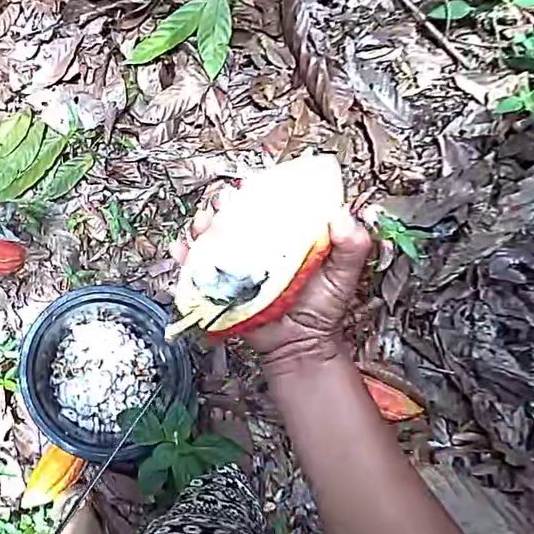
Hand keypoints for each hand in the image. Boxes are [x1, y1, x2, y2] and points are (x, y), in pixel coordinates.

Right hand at [170, 186, 373, 375]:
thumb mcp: (344, 274)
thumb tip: (341, 216)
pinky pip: (195, 271)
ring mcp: (235, 266)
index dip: (253, 192)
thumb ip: (351, 245)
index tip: (249, 188)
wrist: (301, 346)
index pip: (264, 205)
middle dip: (220, 206)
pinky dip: (184, 259)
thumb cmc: (323, 309)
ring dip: (200, 226)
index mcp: (283, 236)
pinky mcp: (220, 288)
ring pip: (209, 238)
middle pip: (230, 217)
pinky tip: (181, 251)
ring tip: (202, 226)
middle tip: (222, 205)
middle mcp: (255, 246)